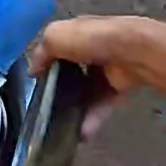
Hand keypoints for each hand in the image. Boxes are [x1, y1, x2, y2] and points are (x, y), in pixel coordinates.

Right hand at [29, 16, 150, 139]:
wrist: (131, 51)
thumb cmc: (91, 39)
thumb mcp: (55, 36)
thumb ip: (41, 53)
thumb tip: (34, 70)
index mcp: (78, 33)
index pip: (58, 50)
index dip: (47, 66)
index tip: (37, 86)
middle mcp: (93, 50)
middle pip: (73, 75)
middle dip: (62, 93)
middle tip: (49, 110)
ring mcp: (108, 70)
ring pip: (87, 94)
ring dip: (76, 112)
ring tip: (64, 129)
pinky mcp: (120, 87)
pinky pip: (103, 105)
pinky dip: (93, 118)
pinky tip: (82, 132)